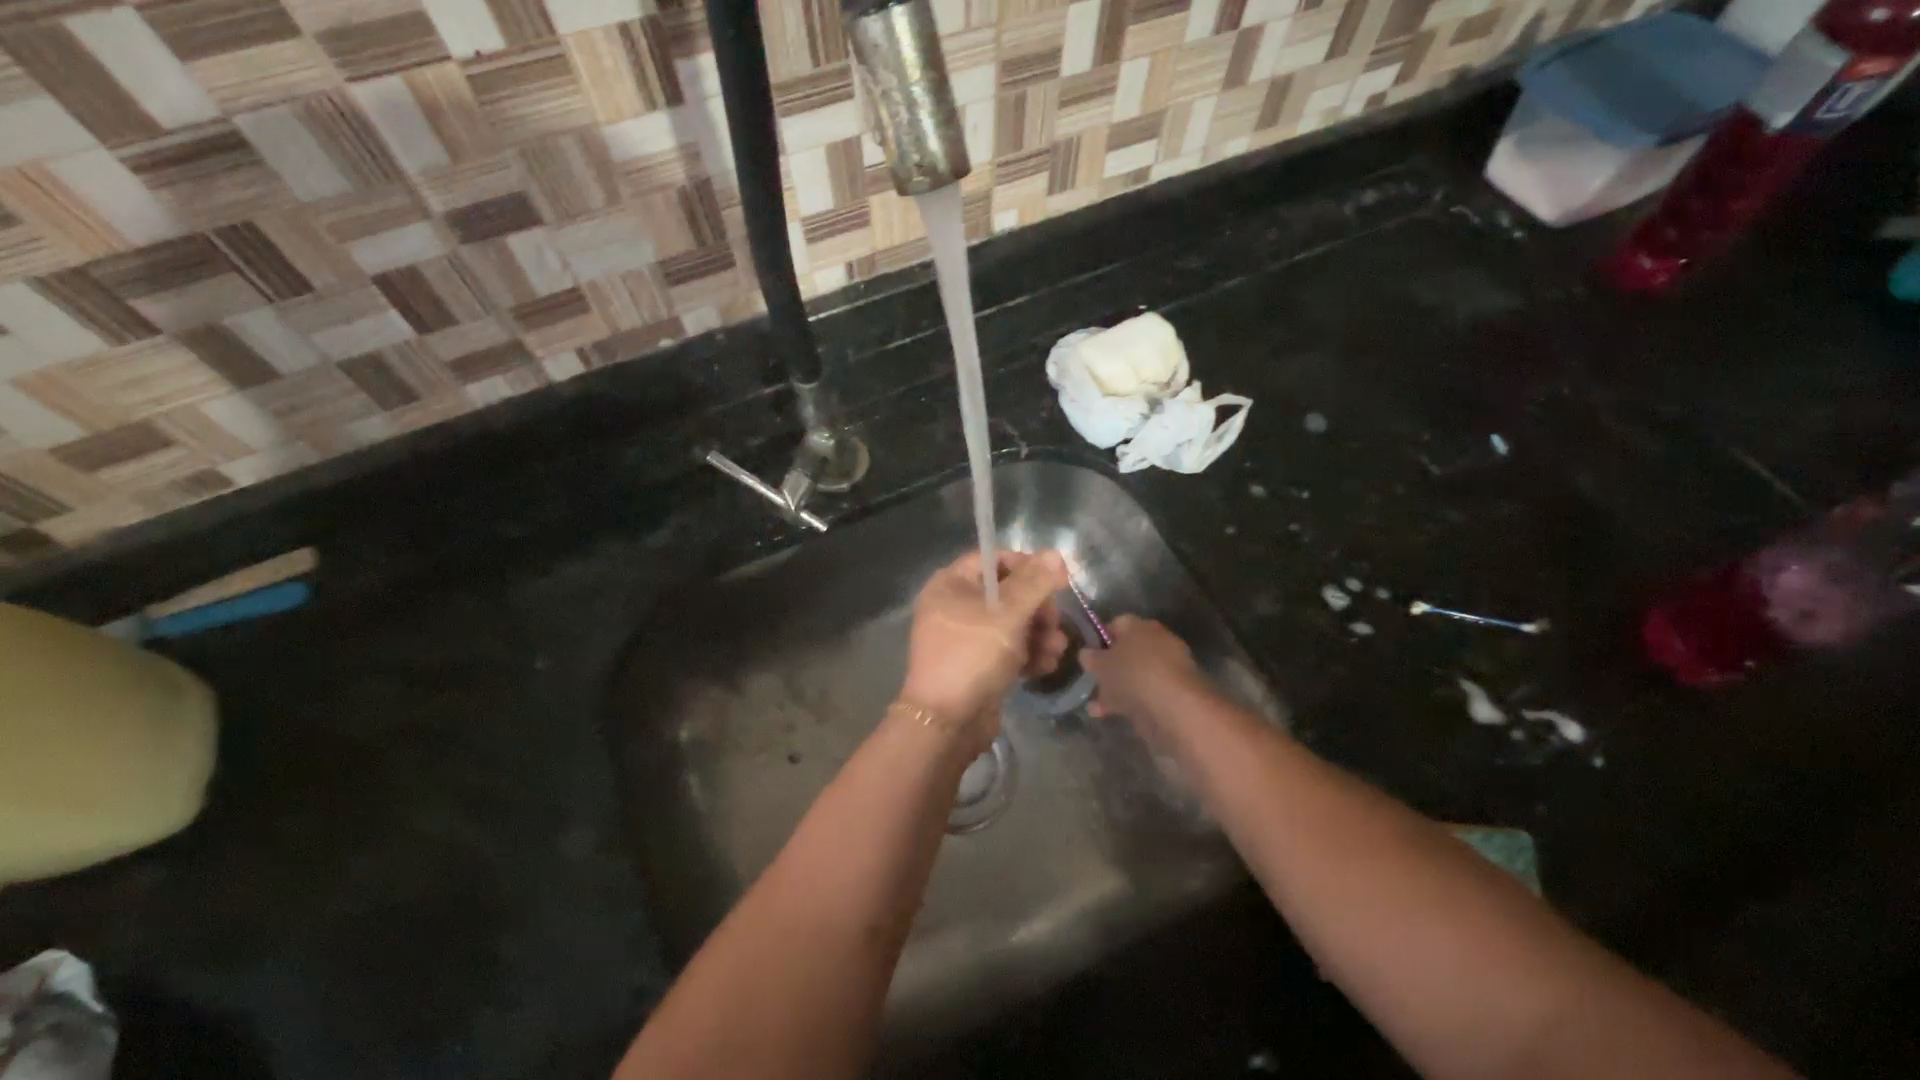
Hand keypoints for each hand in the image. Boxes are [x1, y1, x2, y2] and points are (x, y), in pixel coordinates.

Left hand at [899, 550, 1071, 752]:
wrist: (947, 723)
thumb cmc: (973, 656)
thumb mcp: (1008, 614)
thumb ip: (1034, 582)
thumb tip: (1056, 554)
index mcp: (951, 584)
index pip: (994, 559)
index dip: (1028, 565)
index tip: (1057, 580)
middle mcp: (955, 606)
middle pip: (1008, 593)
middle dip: (1038, 608)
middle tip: (1054, 623)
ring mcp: (966, 638)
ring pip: (1012, 624)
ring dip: (1039, 634)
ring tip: (1056, 650)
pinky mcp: (977, 666)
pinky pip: (1008, 650)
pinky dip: (1028, 654)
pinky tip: (1045, 666)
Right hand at [1080, 616, 1207, 725]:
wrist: (1174, 707)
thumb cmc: (1132, 675)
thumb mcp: (1102, 665)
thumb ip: (1091, 658)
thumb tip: (1086, 653)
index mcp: (1140, 625)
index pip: (1116, 623)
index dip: (1100, 638)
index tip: (1087, 655)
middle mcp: (1157, 640)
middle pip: (1127, 651)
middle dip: (1109, 667)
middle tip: (1092, 682)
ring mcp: (1169, 666)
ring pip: (1135, 674)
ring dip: (1117, 688)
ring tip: (1096, 707)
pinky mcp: (1174, 691)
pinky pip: (1145, 692)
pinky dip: (1130, 702)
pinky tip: (1111, 714)